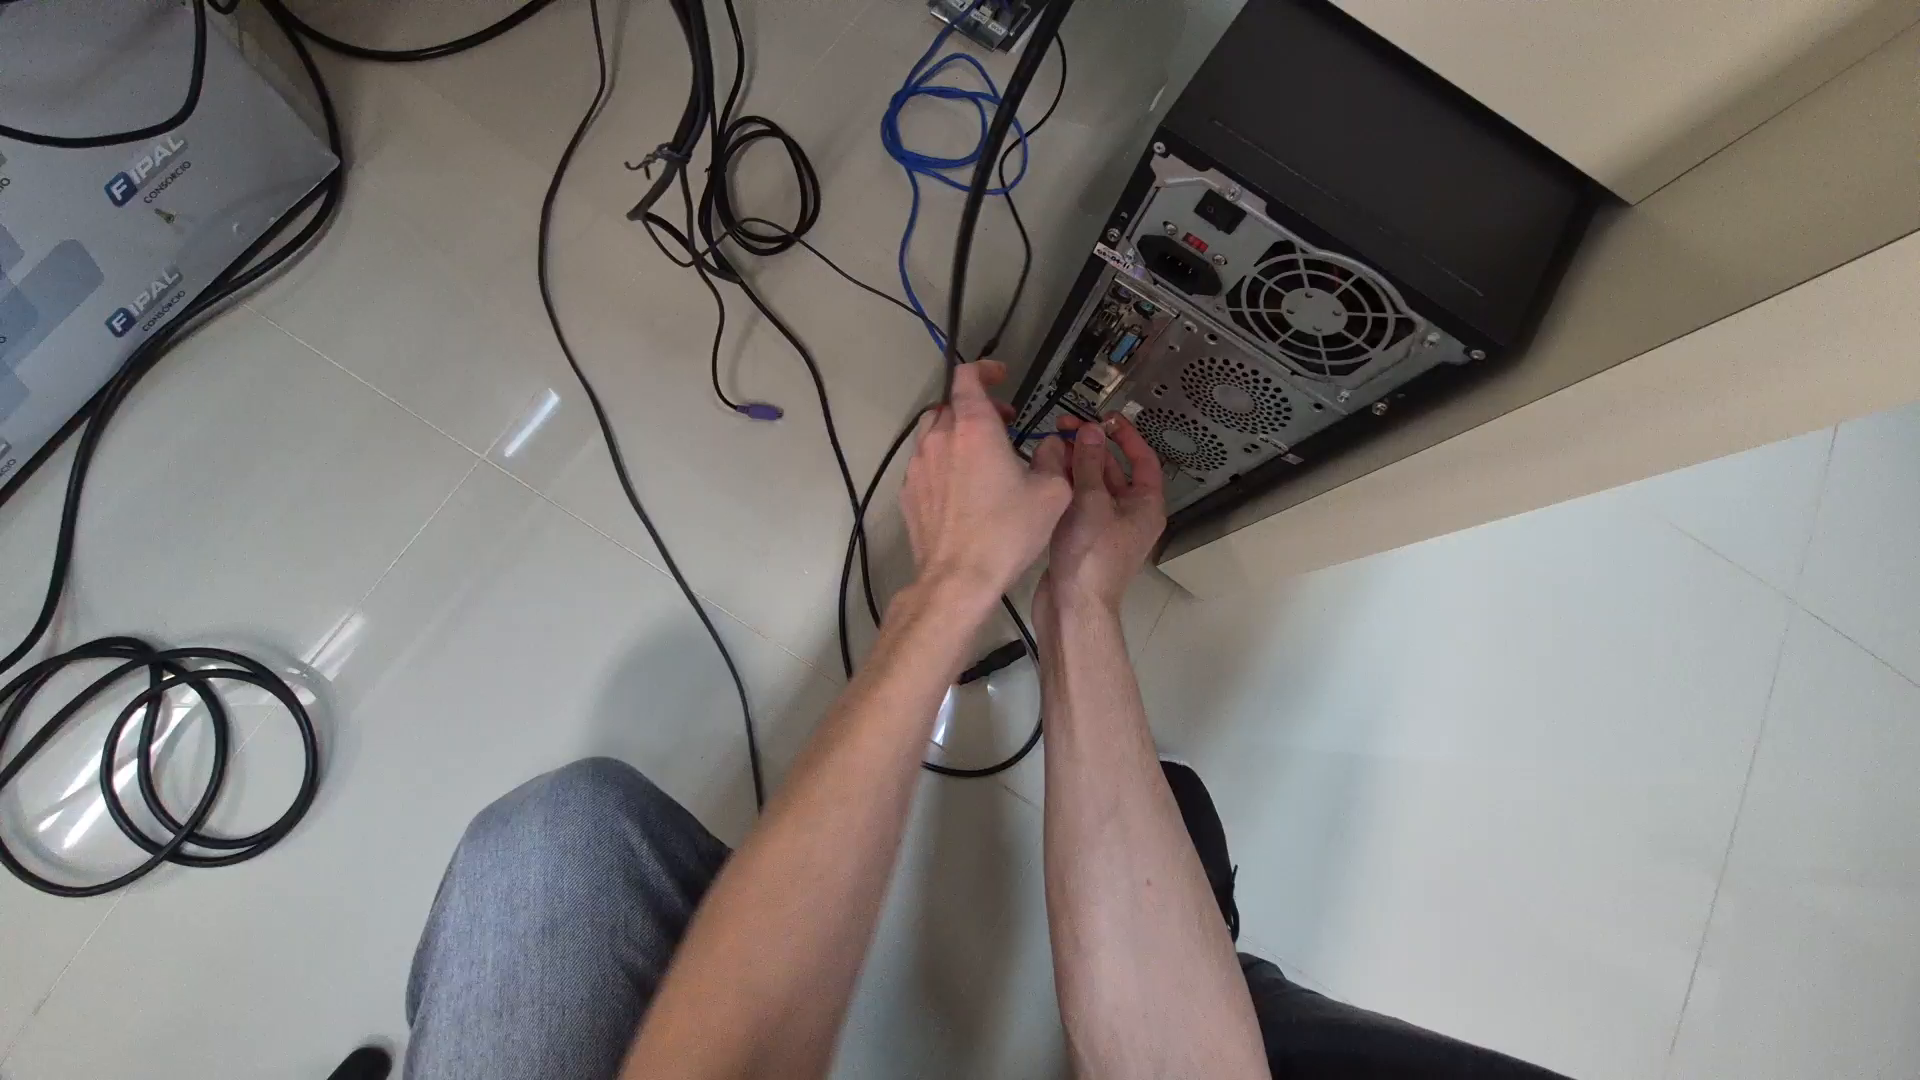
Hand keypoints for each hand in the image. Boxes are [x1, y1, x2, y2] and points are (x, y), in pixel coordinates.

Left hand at [899, 361, 1073, 607]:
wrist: (958, 578)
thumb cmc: (1005, 534)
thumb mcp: (1051, 494)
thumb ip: (1053, 460)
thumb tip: (1051, 447)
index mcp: (975, 429)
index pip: (968, 377)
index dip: (984, 370)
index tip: (999, 376)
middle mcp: (940, 440)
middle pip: (950, 404)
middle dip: (977, 406)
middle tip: (1002, 424)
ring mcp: (919, 466)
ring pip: (934, 432)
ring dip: (957, 434)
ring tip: (981, 456)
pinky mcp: (908, 492)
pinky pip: (925, 464)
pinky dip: (943, 463)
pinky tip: (963, 488)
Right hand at [1032, 413, 1165, 618]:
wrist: (1073, 606)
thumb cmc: (1090, 557)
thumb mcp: (1091, 502)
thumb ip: (1090, 463)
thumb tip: (1092, 431)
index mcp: (1145, 505)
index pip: (1142, 459)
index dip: (1126, 435)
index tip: (1104, 417)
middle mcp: (1130, 514)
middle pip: (1113, 470)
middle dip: (1091, 448)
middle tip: (1064, 428)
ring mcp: (1106, 527)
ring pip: (1093, 486)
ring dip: (1075, 465)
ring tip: (1051, 446)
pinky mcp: (1084, 537)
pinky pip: (1078, 503)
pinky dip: (1066, 487)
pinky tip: (1047, 474)